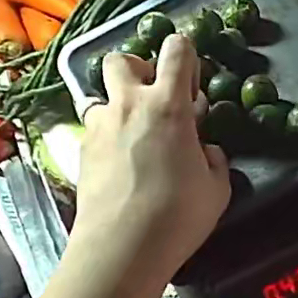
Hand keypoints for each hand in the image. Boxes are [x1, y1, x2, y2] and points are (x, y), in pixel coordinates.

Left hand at [71, 34, 228, 287]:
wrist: (122, 247)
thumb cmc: (177, 216)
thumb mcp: (216, 190)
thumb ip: (214, 160)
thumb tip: (205, 151)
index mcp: (167, 105)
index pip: (176, 50)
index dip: (186, 58)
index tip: (191, 88)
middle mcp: (128, 105)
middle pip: (121, 60)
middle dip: (137, 72)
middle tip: (153, 103)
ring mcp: (99, 128)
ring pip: (101, 98)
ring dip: (118, 110)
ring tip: (133, 142)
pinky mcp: (81, 153)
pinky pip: (94, 132)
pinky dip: (107, 140)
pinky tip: (119, 169)